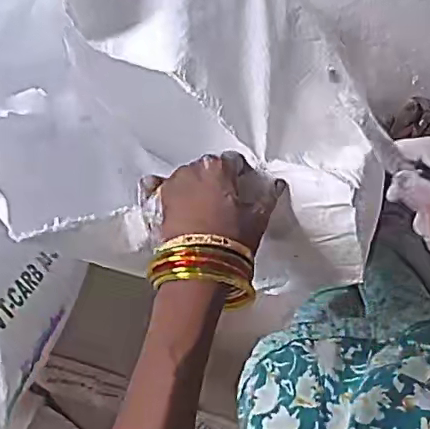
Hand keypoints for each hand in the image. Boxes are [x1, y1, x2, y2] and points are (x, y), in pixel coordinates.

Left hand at [143, 152, 284, 252]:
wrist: (199, 267)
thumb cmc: (229, 241)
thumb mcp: (257, 218)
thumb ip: (267, 197)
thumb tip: (274, 186)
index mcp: (217, 168)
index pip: (234, 161)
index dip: (242, 174)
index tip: (245, 185)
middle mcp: (191, 171)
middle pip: (208, 168)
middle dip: (217, 180)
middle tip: (227, 201)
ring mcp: (170, 186)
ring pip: (185, 178)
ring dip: (194, 187)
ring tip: (204, 209)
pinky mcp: (154, 203)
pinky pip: (155, 187)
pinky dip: (163, 190)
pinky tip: (174, 201)